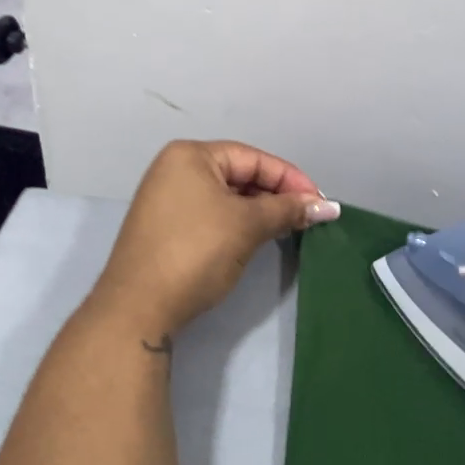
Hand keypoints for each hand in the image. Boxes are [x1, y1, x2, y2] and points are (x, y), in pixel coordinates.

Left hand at [91, 140, 339, 337]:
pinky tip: (256, 238)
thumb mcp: (247, 226)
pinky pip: (211, 214)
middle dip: (276, 195)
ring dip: (259, 211)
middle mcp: (175, 169)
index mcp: (191, 155)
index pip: (253, 158)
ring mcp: (166, 199)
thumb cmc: (195, 252)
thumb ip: (288, 210)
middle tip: (308, 217)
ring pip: (226, 196)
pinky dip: (236, 223)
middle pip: (240, 174)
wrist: (137, 309)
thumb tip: (328, 206)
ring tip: (288, 228)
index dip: (290, 179)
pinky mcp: (164, 228)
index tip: (320, 203)